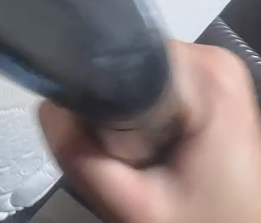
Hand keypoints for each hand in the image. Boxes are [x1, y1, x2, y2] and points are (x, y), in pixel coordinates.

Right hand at [39, 42, 260, 222]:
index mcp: (207, 73)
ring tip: (141, 160)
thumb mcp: (133, 205)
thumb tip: (46, 102)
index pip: (119, 56)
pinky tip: (150, 150)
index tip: (106, 145)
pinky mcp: (209, 85)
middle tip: (126, 162)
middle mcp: (213, 58)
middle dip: (111, 110)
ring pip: (129, 71)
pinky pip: (147, 81)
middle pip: (123, 61)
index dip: (98, 98)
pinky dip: (137, 114)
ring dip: (121, 114)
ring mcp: (214, 69)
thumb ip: (76, 151)